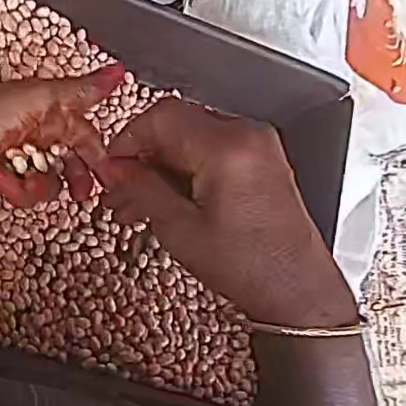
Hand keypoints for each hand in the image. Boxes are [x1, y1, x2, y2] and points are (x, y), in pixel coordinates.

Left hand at [0, 63, 124, 207]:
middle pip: (69, 158)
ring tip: (19, 176)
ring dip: (37, 183)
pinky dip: (15, 189)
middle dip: (75, 176)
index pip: (82, 130)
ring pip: (50, 180)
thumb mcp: (37, 98)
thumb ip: (80, 91)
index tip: (108, 172)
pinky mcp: (4, 179)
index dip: (96, 151)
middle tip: (82, 193)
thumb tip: (118, 71)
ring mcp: (18, 156)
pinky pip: (25, 192)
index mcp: (43, 106)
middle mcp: (33, 130)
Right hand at [70, 99, 355, 326]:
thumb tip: (116, 170)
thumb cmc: (248, 266)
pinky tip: (169, 200)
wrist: (295, 289)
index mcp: (227, 147)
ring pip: (192, 137)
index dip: (126, 140)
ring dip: (162, 165)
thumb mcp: (179, 229)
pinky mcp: (261, 160)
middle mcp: (247, 134)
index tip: (109, 168)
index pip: (161, 117)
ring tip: (140, 203)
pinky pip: (212, 150)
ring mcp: (258, 145)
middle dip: (143, 155)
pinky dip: (185, 169)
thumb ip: (142, 190)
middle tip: (119, 190)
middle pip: (176, 123)